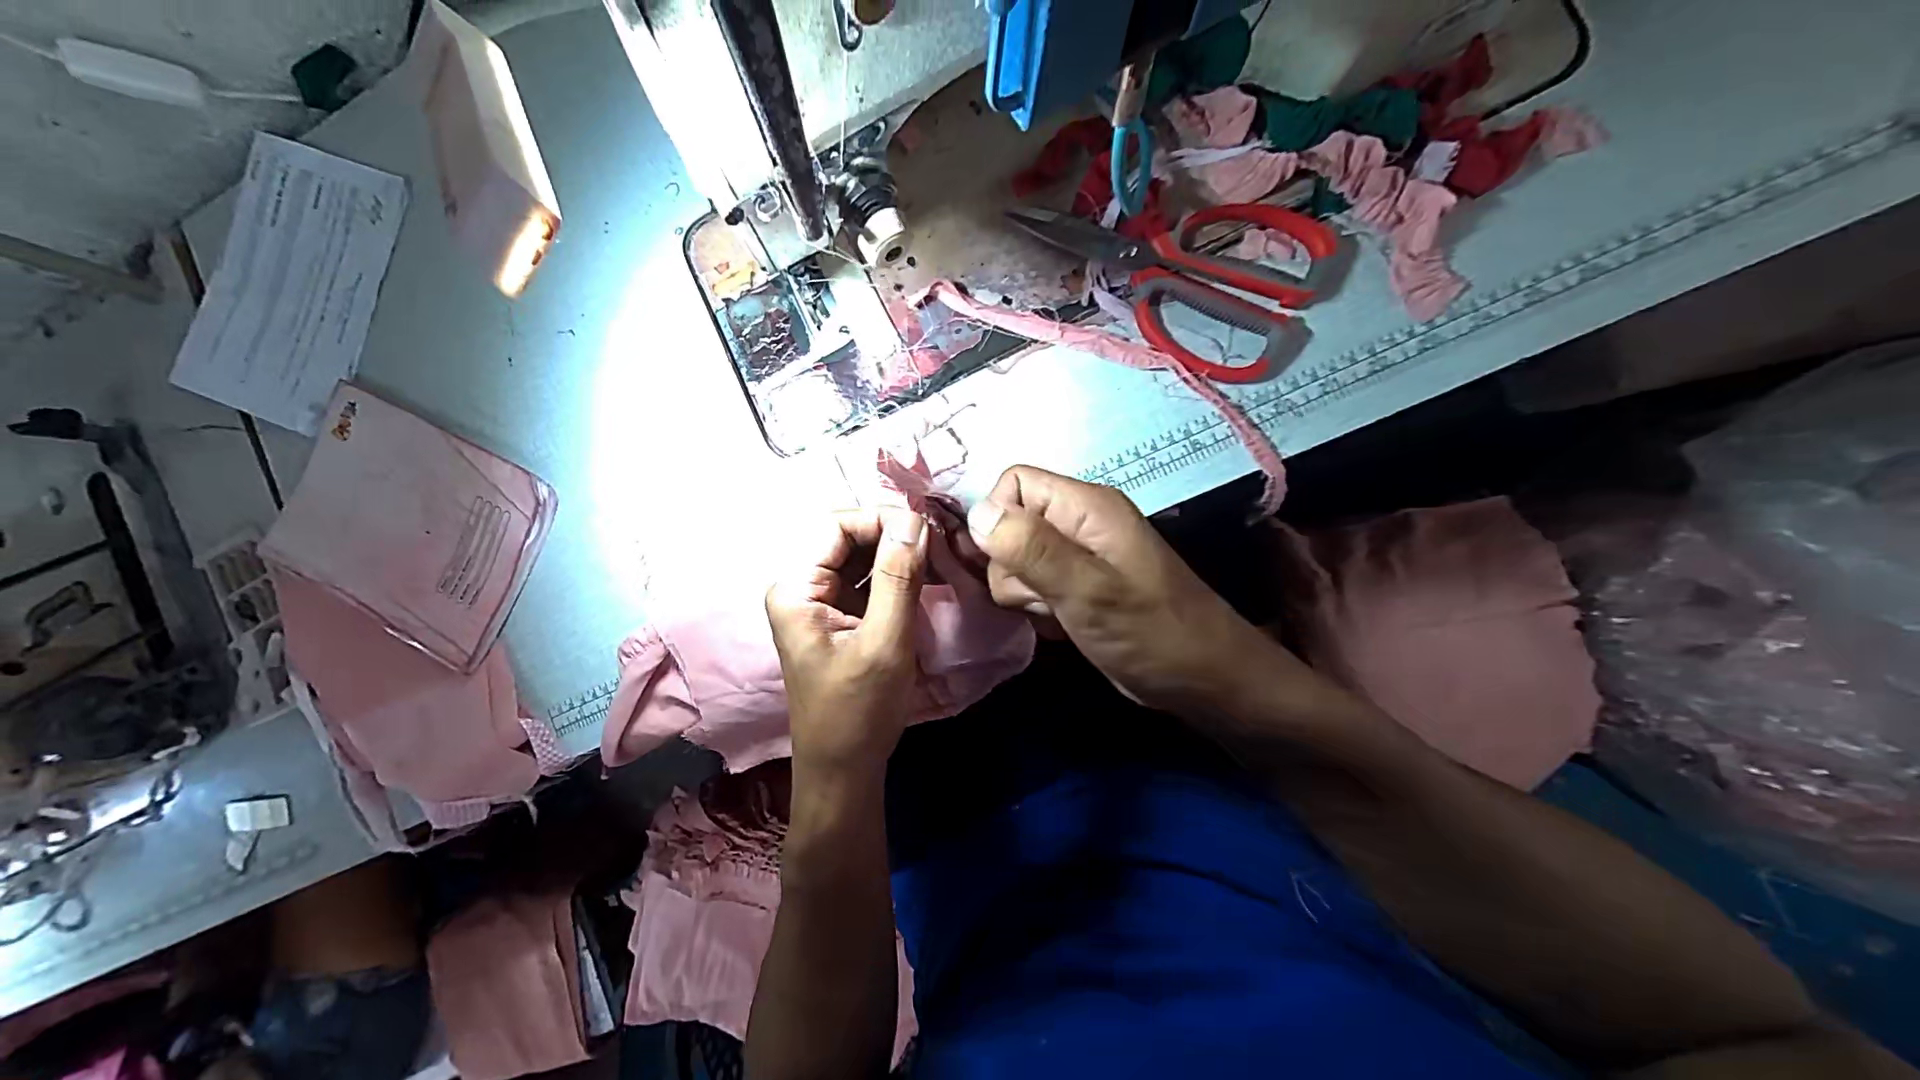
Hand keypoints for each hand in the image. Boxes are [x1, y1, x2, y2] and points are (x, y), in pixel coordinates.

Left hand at [765, 507, 928, 779]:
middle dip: (894, 535)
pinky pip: (869, 581)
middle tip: (941, 542)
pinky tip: (928, 578)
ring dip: (900, 554)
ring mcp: (821, 603)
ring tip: (941, 557)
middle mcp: (802, 586)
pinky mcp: (841, 618)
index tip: (928, 527)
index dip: (881, 517)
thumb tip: (915, 518)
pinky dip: (898, 576)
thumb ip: (898, 578)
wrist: (844, 770)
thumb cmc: (858, 712)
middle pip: (849, 537)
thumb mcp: (884, 643)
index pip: (835, 524)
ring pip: (862, 557)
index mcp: (795, 588)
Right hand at [964, 466, 1290, 718]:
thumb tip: (976, 514)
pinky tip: (1061, 625)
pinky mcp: (1076, 585)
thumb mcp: (1088, 590)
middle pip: (1009, 524)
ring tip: (1059, 614)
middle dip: (1010, 567)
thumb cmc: (1151, 631)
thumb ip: (1031, 549)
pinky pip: (1032, 585)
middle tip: (1043, 597)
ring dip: (1024, 593)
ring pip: (1015, 559)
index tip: (1005, 563)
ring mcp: (1077, 555)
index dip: (997, 519)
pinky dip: (1037, 607)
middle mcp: (1077, 521)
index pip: (1013, 482)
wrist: (1203, 679)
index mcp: (1084, 505)